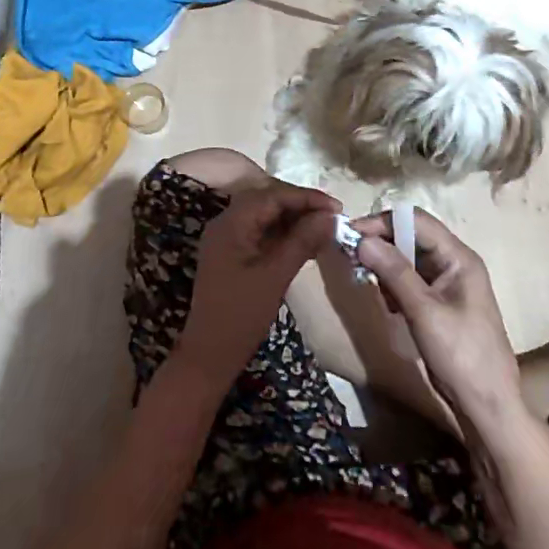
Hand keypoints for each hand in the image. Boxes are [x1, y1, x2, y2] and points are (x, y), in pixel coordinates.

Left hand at [175, 181, 340, 384]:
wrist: (210, 353)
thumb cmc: (242, 315)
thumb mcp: (276, 275)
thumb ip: (302, 241)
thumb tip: (330, 216)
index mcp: (231, 223)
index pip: (273, 195)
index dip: (306, 197)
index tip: (337, 208)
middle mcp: (225, 223)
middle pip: (267, 199)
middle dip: (300, 204)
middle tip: (332, 216)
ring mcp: (227, 238)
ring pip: (264, 214)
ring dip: (293, 218)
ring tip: (323, 227)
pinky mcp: (231, 253)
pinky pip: (259, 231)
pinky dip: (282, 232)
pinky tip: (304, 242)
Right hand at [353, 210, 527, 432]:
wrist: (487, 406)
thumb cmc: (461, 355)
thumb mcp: (424, 311)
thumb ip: (394, 272)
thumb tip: (362, 240)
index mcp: (459, 258)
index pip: (416, 221)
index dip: (382, 222)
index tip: (351, 233)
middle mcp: (454, 263)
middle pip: (411, 236)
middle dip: (381, 244)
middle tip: (352, 258)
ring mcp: (447, 284)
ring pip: (408, 259)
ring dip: (386, 266)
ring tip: (371, 285)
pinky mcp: (439, 303)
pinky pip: (410, 281)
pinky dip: (394, 286)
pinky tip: (388, 305)